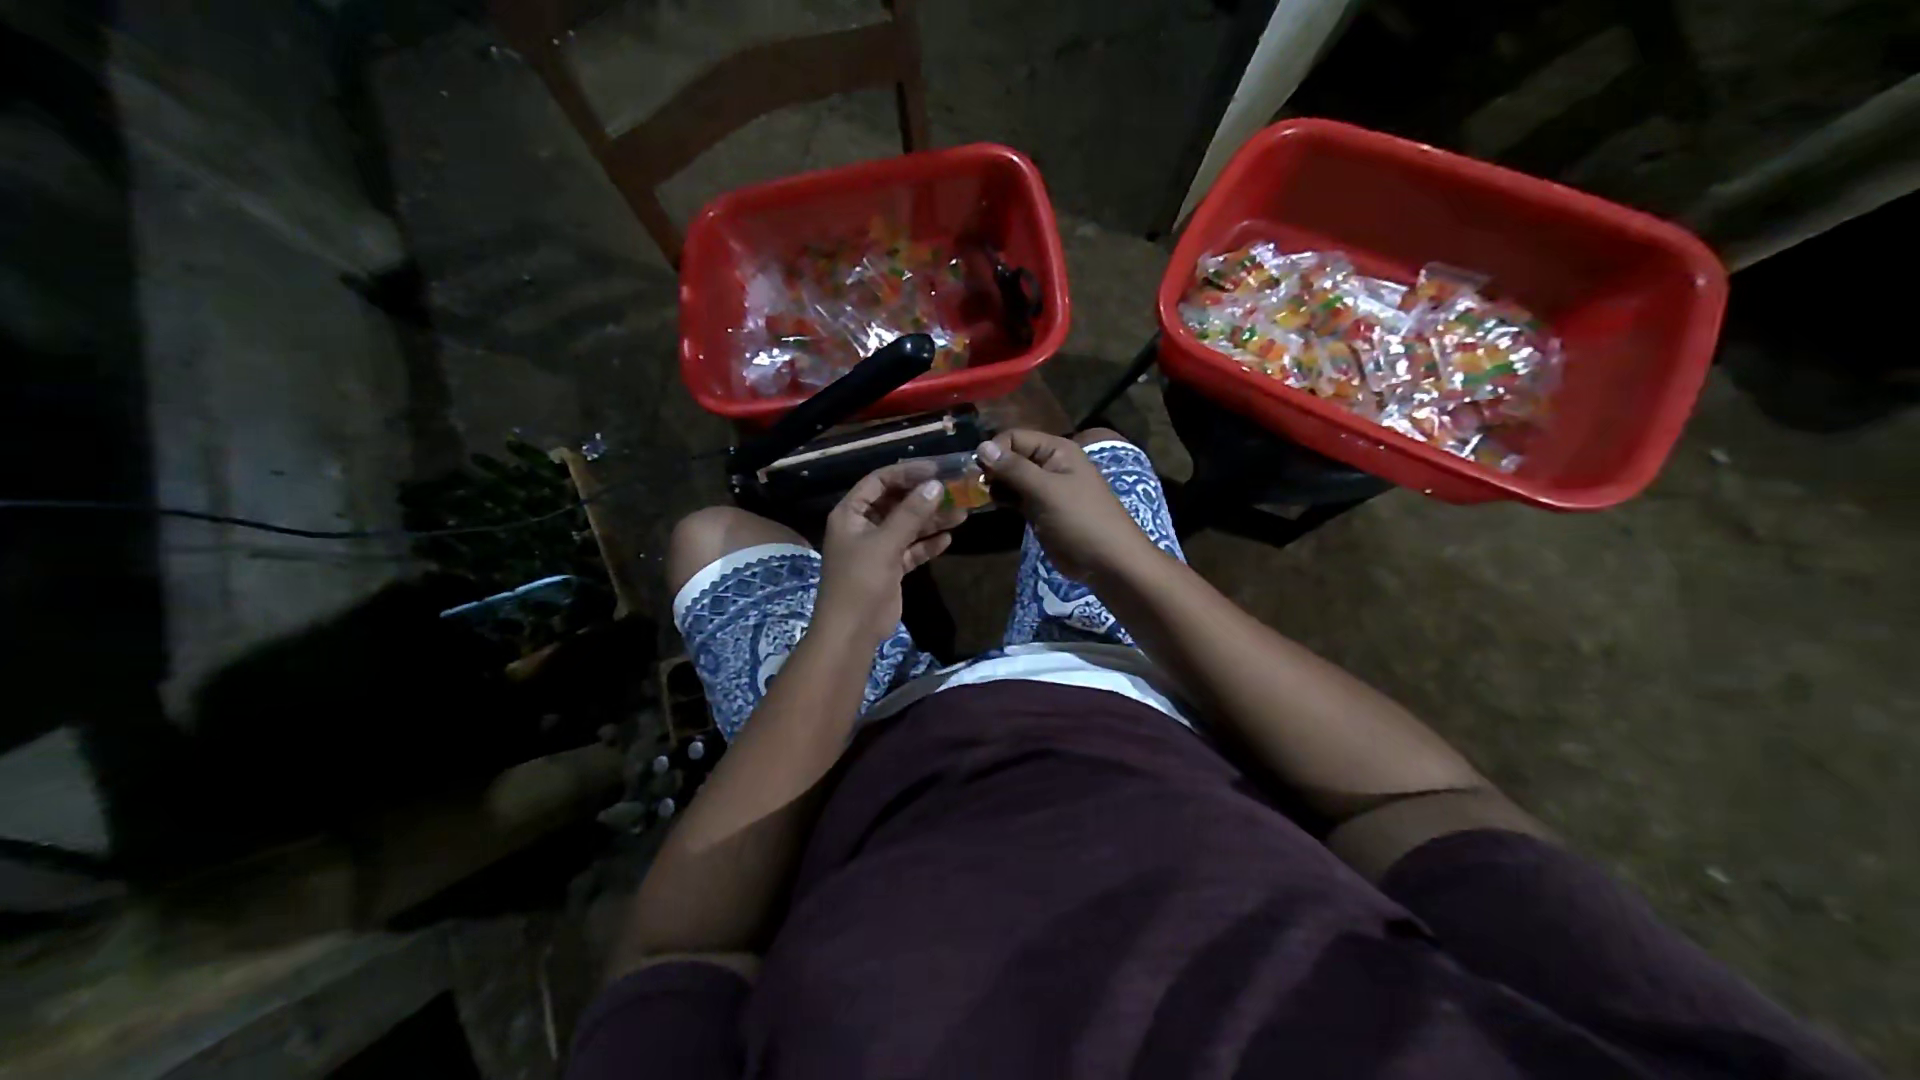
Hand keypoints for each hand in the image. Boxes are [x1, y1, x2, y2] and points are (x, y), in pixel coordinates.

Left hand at [816, 461, 964, 645]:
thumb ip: (911, 514)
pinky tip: (948, 539)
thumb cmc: (860, 581)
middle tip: (957, 490)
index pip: (880, 481)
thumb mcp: (885, 543)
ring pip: (908, 526)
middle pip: (897, 502)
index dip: (907, 473)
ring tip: (962, 514)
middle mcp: (863, 526)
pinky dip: (928, 543)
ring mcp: (877, 547)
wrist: (851, 631)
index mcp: (851, 513)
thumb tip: (936, 485)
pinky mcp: (890, 568)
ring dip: (932, 520)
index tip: (938, 470)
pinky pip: (911, 548)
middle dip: (925, 497)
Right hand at [977, 431, 1158, 581]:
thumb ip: (1014, 468)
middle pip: (1011, 456)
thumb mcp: (1046, 490)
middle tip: (974, 486)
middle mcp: (1049, 464)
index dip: (994, 450)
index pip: (1015, 437)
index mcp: (1057, 450)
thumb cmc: (1080, 520)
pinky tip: (991, 504)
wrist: (1108, 561)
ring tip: (982, 497)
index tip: (976, 470)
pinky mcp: (1040, 510)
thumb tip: (981, 445)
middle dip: (992, 467)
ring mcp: (1045, 488)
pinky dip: (1003, 498)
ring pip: (1011, 478)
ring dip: (994, 484)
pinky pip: (1016, 497)